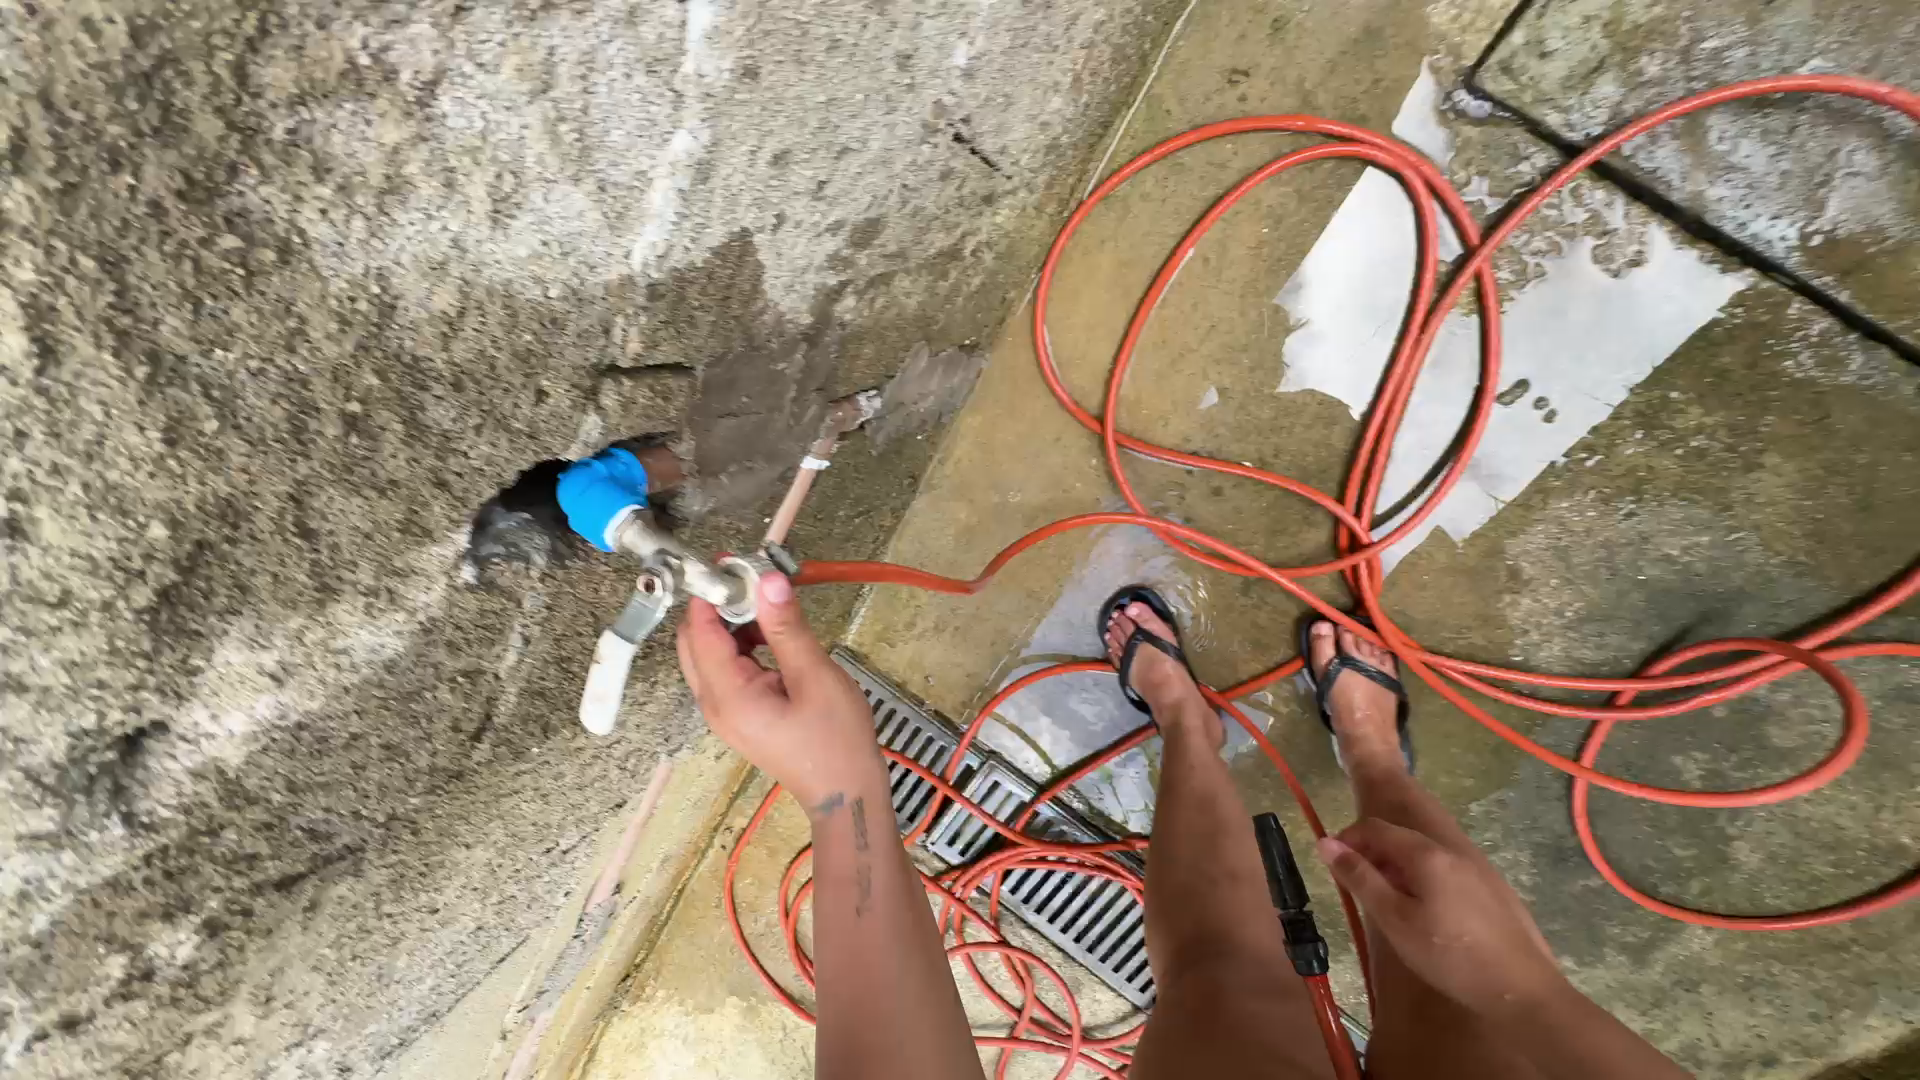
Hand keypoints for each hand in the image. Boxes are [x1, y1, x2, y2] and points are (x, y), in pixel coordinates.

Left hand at [674, 572, 883, 810]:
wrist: (846, 792)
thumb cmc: (836, 738)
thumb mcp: (816, 676)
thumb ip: (787, 627)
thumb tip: (768, 581)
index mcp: (728, 696)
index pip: (700, 631)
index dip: (712, 593)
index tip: (736, 563)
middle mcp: (714, 704)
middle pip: (694, 641)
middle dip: (718, 605)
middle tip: (755, 579)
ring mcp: (724, 712)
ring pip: (710, 654)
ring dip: (732, 623)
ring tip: (770, 604)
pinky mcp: (740, 714)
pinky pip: (727, 669)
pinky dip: (742, 644)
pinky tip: (774, 634)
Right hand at [1316, 818, 1565, 1017]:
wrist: (1525, 994)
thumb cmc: (1450, 955)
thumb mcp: (1393, 919)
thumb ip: (1359, 877)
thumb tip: (1325, 843)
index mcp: (1425, 853)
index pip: (1376, 827)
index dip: (1348, 839)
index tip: (1335, 864)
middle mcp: (1453, 851)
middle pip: (1401, 836)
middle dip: (1373, 853)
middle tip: (1361, 886)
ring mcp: (1478, 869)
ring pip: (1425, 853)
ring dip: (1398, 866)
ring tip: (1391, 902)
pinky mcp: (1494, 890)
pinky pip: (1446, 869)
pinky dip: (1424, 877)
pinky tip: (1429, 913)